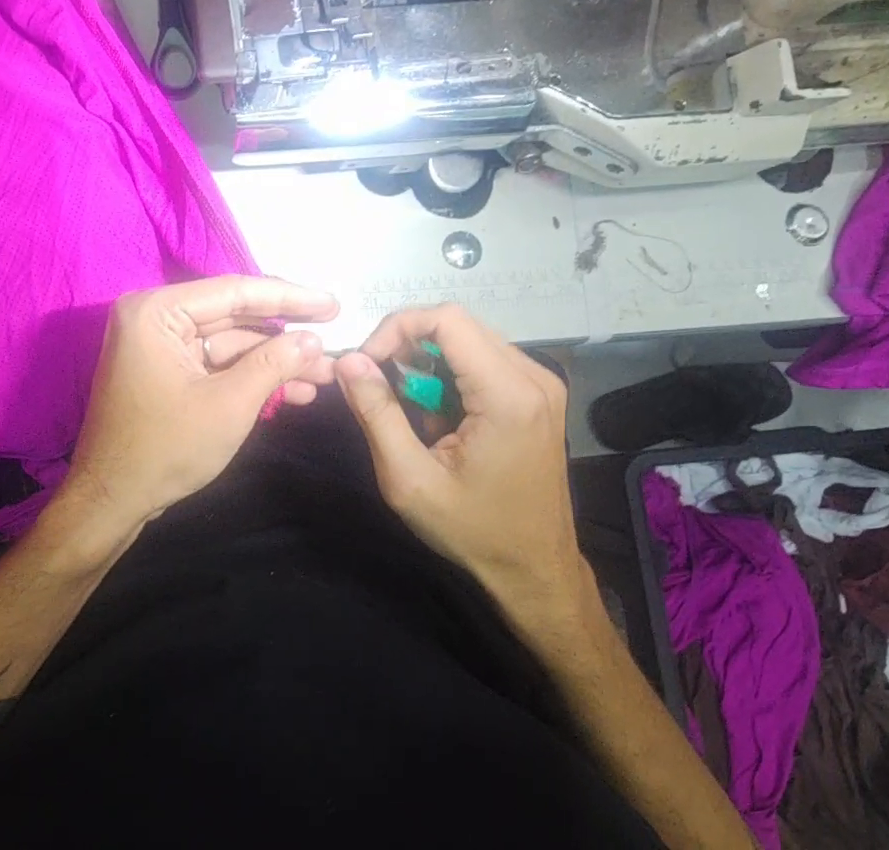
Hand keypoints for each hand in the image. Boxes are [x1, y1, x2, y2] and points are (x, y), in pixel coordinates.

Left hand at [65, 276, 337, 529]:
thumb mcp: (229, 404)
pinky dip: (249, 377)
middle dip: (286, 336)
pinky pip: (214, 364)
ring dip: (274, 361)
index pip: (234, 292)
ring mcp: (157, 346)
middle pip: (233, 316)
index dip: (290, 298)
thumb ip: (274, 364)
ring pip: (229, 344)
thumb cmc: (165, 449)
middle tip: (335, 341)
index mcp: (156, 311)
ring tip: (325, 376)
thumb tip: (313, 340)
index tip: (333, 305)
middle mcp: (152, 318)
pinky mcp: (164, 372)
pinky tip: (295, 392)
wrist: (111, 500)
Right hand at [334, 305, 589, 628]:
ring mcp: (540, 385)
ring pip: (468, 341)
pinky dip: (449, 376)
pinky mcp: (537, 396)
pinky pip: (483, 361)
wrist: (534, 569)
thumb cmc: (472, 530)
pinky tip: (437, 417)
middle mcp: (533, 377)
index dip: (395, 329)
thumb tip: (348, 360)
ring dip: (427, 363)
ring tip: (407, 408)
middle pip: (457, 325)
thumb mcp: (409, 478)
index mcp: (508, 394)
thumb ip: (376, 413)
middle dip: (407, 346)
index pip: (446, 319)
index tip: (366, 366)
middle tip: (378, 388)